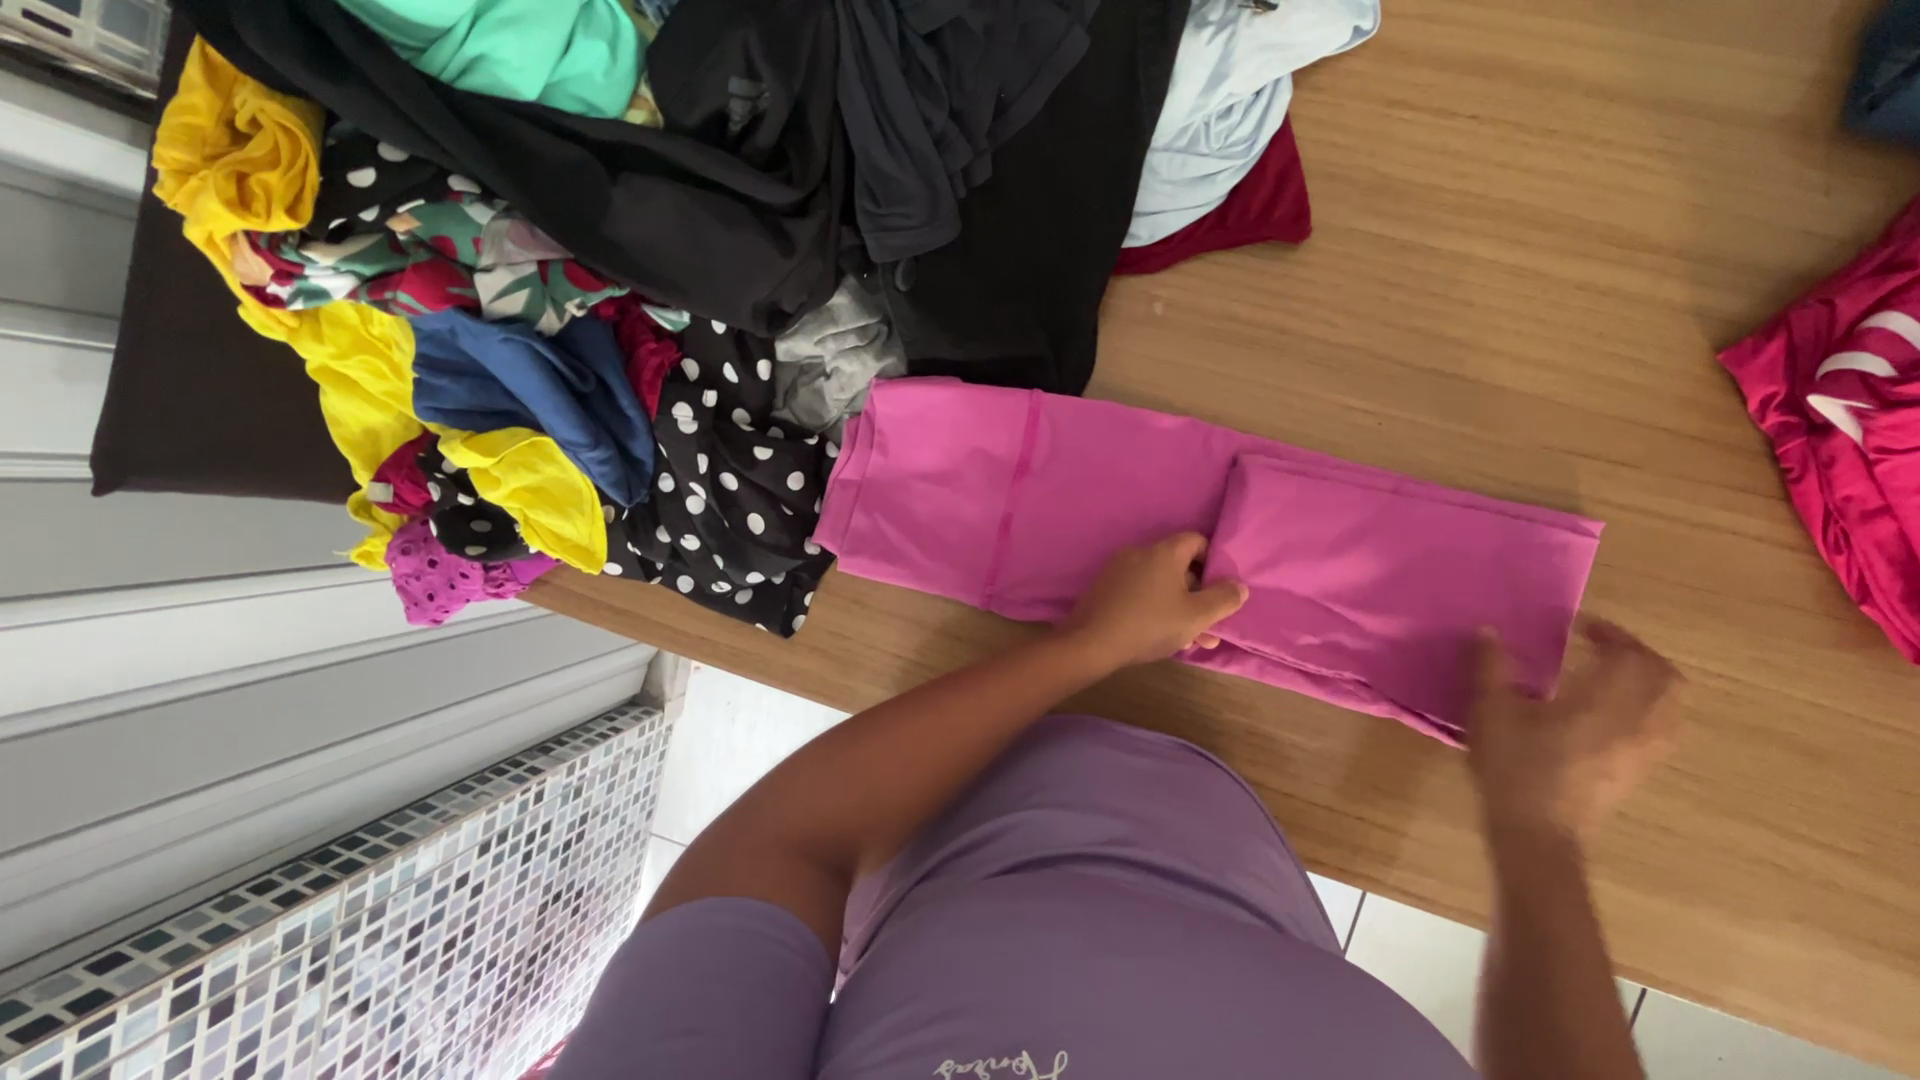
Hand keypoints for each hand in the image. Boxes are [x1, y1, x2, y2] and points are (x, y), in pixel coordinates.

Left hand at [1056, 532, 1248, 667]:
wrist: (1091, 643)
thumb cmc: (1149, 624)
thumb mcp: (1196, 616)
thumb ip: (1223, 599)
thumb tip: (1239, 585)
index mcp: (1163, 552)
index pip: (1197, 541)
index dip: (1214, 562)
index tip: (1221, 588)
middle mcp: (1139, 552)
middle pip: (1179, 566)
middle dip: (1198, 595)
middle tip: (1210, 624)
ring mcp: (1118, 570)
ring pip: (1160, 585)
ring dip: (1179, 608)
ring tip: (1192, 640)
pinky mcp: (1105, 588)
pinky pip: (1139, 593)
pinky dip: (1155, 609)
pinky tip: (1163, 637)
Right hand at [1468, 619, 1682, 847]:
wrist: (1538, 832)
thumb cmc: (1515, 766)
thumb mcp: (1490, 711)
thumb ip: (1490, 668)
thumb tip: (1489, 631)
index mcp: (1606, 701)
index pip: (1630, 655)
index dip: (1610, 634)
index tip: (1581, 626)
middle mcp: (1639, 722)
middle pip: (1665, 678)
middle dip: (1637, 655)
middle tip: (1602, 647)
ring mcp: (1646, 750)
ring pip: (1671, 705)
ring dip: (1648, 682)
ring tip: (1612, 677)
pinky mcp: (1640, 771)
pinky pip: (1663, 728)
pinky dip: (1648, 709)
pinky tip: (1612, 715)